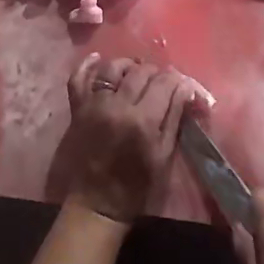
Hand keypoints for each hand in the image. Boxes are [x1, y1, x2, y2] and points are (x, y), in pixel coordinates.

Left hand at [57, 54, 211, 224]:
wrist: (96, 204)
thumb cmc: (136, 186)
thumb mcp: (164, 155)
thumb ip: (174, 117)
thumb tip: (186, 88)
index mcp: (143, 120)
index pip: (165, 83)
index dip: (176, 80)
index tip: (181, 85)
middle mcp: (118, 105)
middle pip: (141, 71)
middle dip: (156, 73)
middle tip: (161, 83)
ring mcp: (94, 104)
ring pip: (113, 68)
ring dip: (128, 65)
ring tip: (136, 72)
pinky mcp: (78, 108)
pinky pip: (78, 78)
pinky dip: (87, 66)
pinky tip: (98, 59)